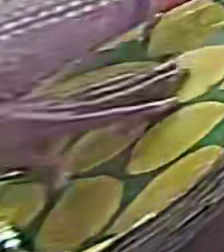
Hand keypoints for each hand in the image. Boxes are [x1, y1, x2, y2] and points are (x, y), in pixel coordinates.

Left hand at [0, 60, 177, 178]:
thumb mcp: (16, 161)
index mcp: (67, 123)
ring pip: (108, 86)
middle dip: (151, 80)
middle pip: (119, 92)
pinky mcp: (53, 99)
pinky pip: (90, 87)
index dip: (144, 109)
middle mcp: (71, 108)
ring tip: (164, 65)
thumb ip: (45, 169)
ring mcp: (63, 101)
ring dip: (139, 75)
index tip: (174, 101)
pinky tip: (120, 74)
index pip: (116, 114)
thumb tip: (63, 185)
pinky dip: (111, 79)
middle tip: (180, 67)